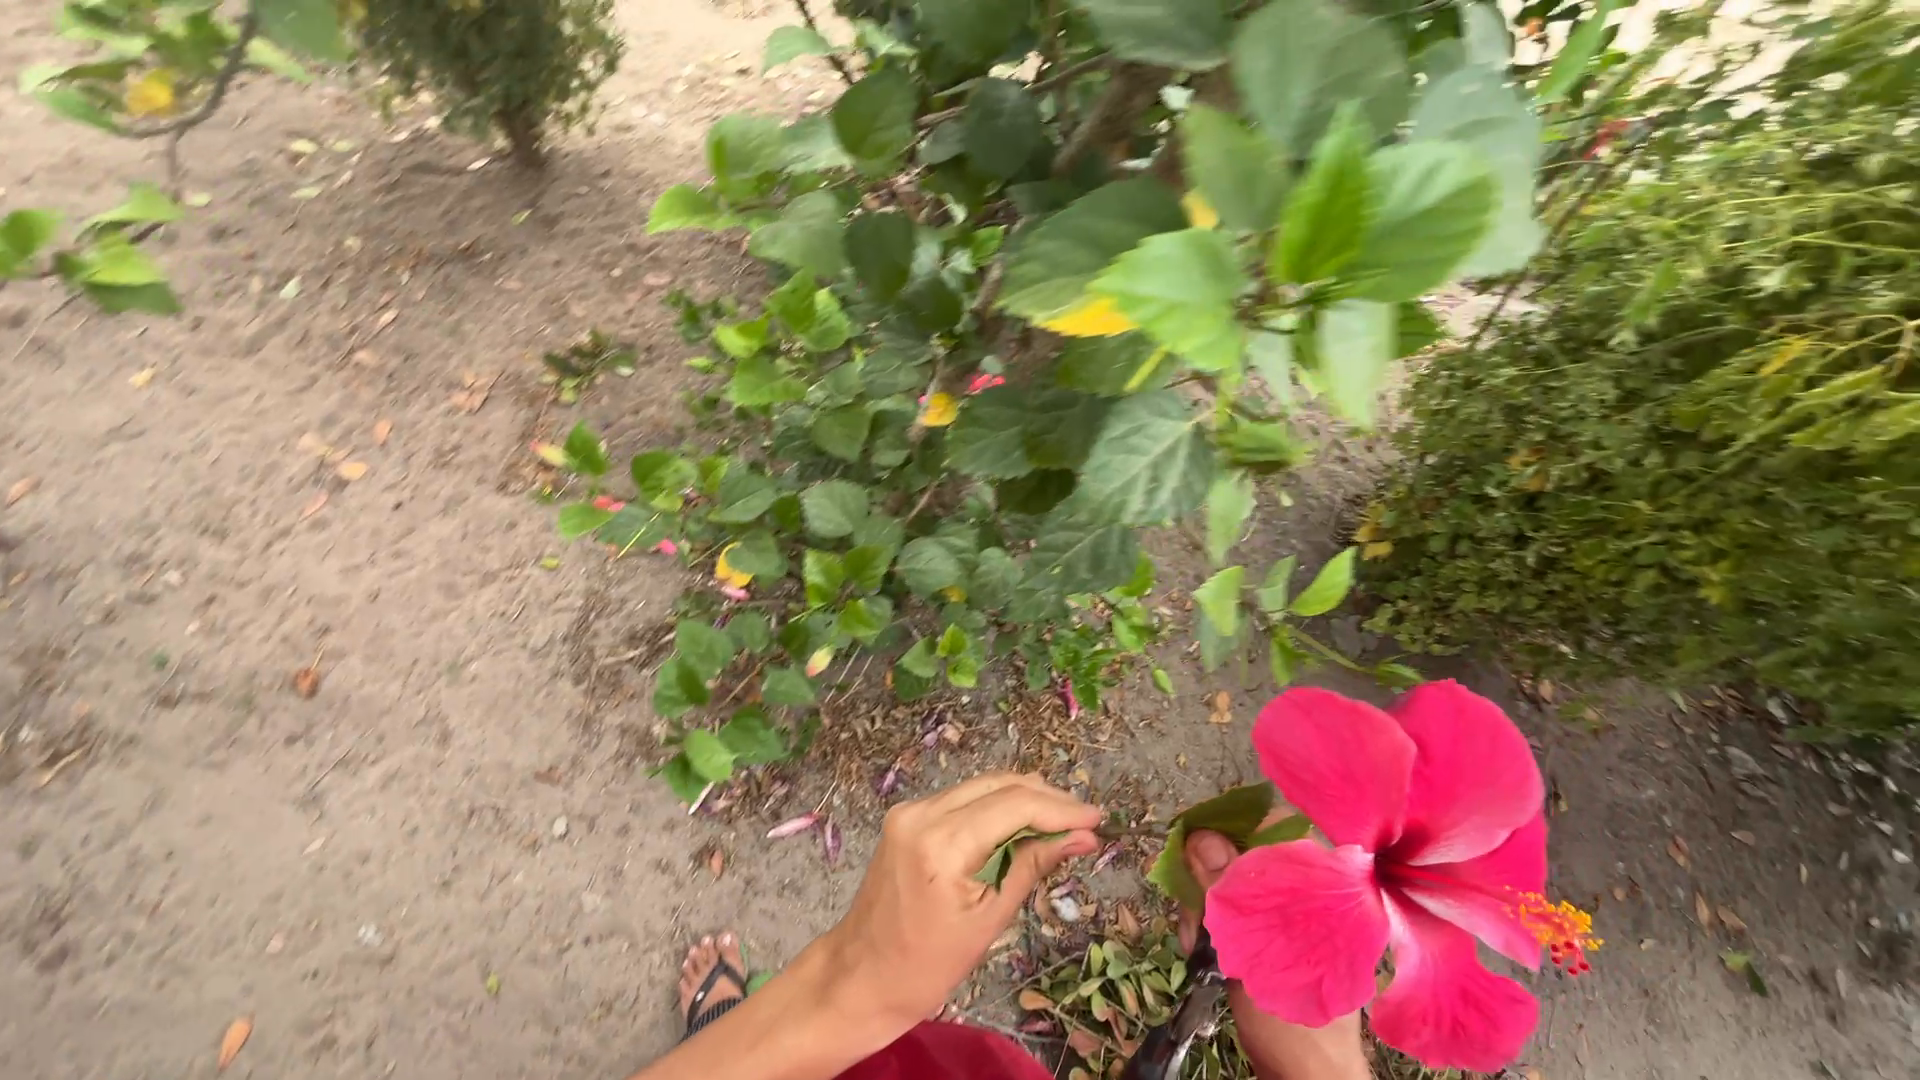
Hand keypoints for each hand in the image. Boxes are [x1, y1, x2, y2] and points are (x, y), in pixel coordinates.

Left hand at [818, 773, 1101, 1035]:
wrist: (862, 976)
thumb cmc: (928, 964)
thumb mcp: (990, 919)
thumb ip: (1034, 865)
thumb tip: (1084, 837)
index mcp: (941, 841)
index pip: (1014, 805)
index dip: (1060, 809)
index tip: (1098, 819)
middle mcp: (922, 812)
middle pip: (998, 785)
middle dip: (1046, 798)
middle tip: (1085, 820)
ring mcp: (911, 810)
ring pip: (981, 787)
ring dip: (1023, 798)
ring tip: (1063, 821)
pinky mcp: (907, 815)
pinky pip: (963, 799)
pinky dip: (996, 806)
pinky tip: (1022, 824)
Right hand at [1179, 829, 1371, 1079]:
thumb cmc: (1293, 1021)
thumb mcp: (1253, 952)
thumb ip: (1228, 891)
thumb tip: (1200, 834)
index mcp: (1323, 886)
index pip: (1274, 826)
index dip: (1230, 826)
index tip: (1192, 845)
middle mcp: (1311, 891)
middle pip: (1248, 853)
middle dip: (1209, 873)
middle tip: (1189, 910)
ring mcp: (1294, 914)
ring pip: (1236, 880)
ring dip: (1205, 901)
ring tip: (1191, 939)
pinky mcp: (1278, 935)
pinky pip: (1238, 906)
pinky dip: (1213, 919)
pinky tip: (1197, 944)